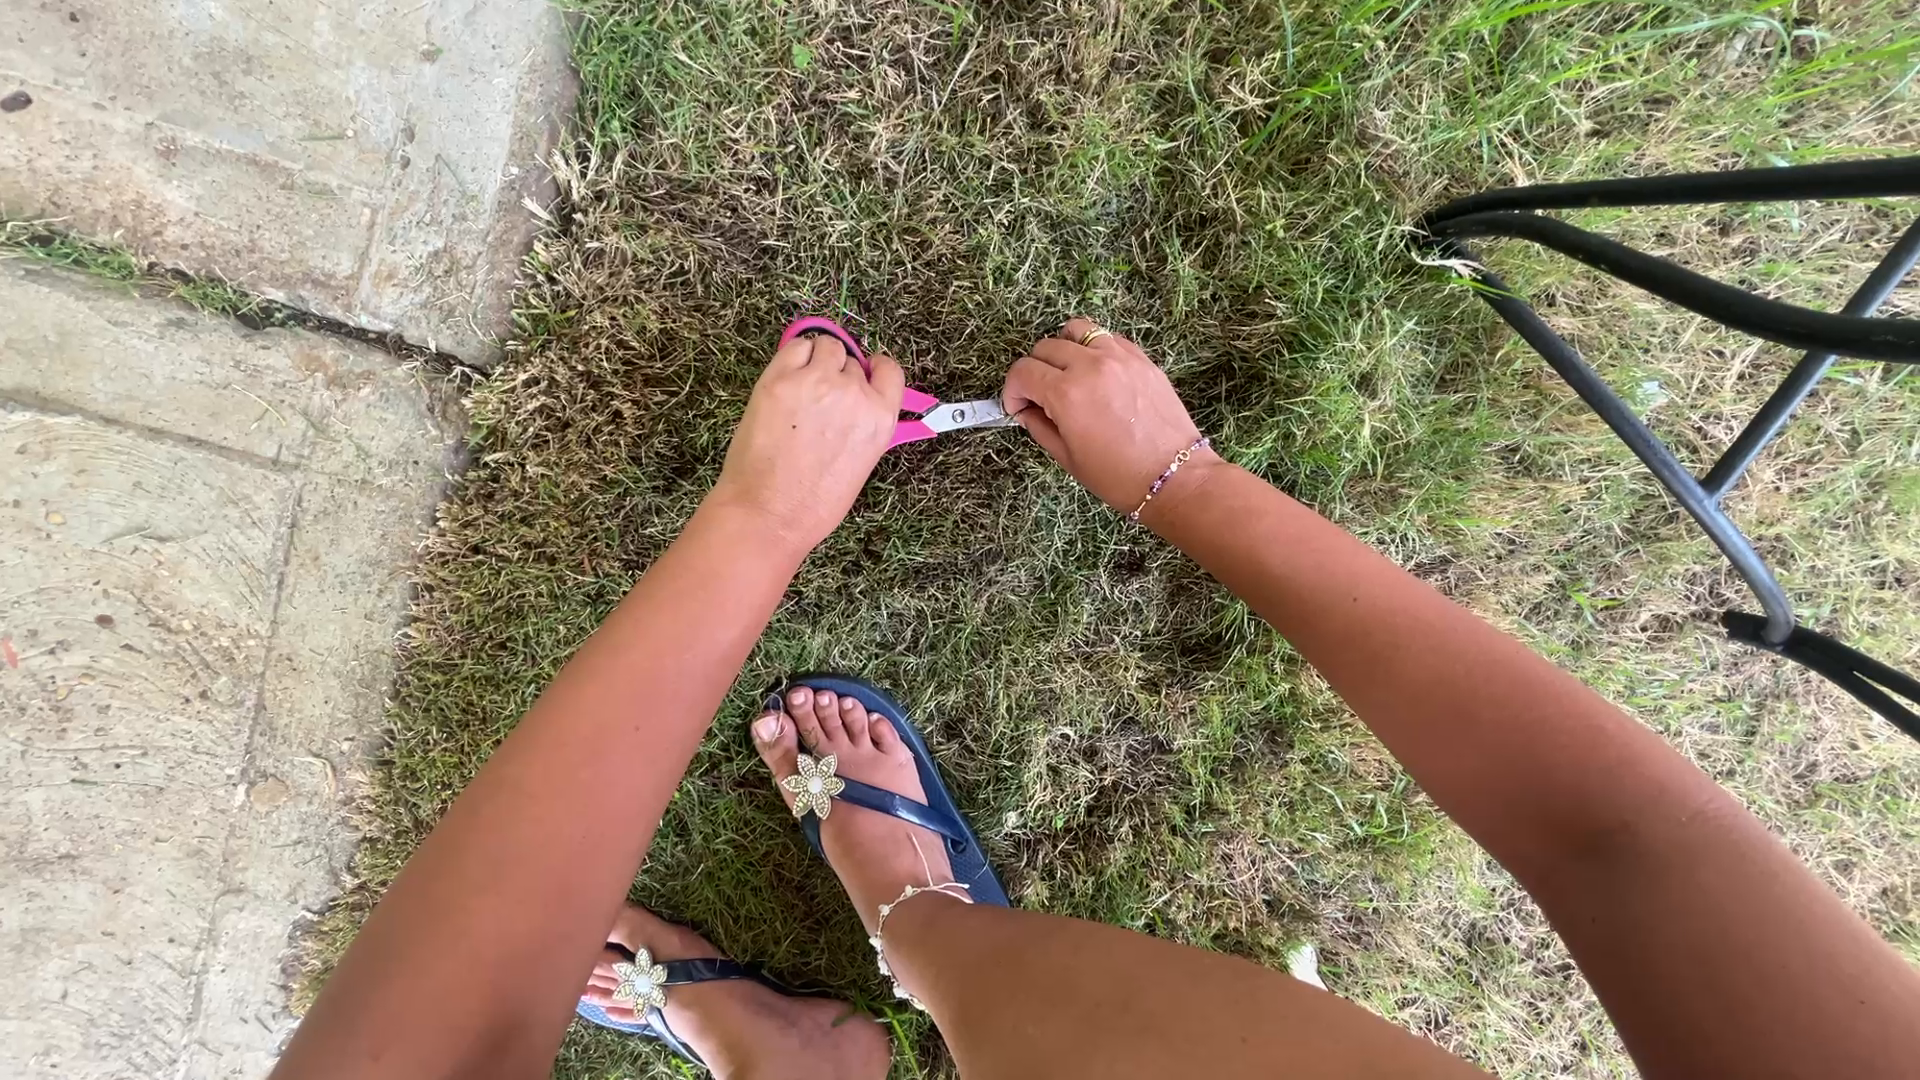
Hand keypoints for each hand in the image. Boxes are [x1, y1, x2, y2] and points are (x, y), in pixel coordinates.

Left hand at [710, 331, 904, 550]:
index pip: (889, 372)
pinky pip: (794, 347)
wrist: (769, 513)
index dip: (874, 369)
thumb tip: (854, 404)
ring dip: (817, 359)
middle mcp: (854, 394)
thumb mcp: (861, 464)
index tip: (864, 371)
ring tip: (802, 386)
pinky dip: (793, 357)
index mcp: (880, 419)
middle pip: (852, 361)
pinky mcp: (780, 378)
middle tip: (821, 397)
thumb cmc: (814, 503)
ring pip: (825, 347)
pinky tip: (786, 379)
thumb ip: (864, 426)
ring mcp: (816, 381)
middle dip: (839, 374)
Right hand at [1003, 318, 1218, 519]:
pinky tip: (1095, 375)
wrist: (1174, 477)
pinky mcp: (1141, 358)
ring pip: (1075, 330)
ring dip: (1062, 349)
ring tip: (1067, 375)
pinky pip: (1107, 338)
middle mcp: (1090, 366)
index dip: (1012, 391)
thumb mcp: (1067, 458)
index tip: (1017, 407)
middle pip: (1045, 348)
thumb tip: (1026, 411)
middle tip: (1040, 397)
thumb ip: (1039, 426)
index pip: (1022, 372)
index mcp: (1066, 394)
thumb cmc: (1118, 476)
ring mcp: (1119, 357)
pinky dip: (1092, 349)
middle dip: (1034, 372)